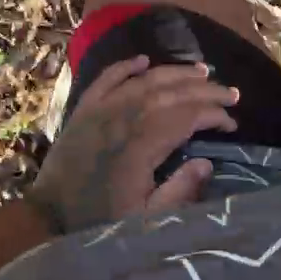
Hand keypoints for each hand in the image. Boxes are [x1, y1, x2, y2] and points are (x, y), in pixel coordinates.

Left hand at [28, 56, 237, 230]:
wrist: (48, 216)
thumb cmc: (100, 220)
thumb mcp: (145, 219)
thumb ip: (179, 192)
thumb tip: (207, 163)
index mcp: (141, 147)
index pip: (187, 118)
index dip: (214, 116)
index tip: (232, 124)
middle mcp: (123, 120)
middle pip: (172, 93)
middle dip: (206, 91)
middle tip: (232, 93)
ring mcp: (101, 110)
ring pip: (146, 80)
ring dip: (177, 73)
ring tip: (204, 72)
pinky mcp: (85, 109)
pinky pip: (107, 78)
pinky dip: (126, 66)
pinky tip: (145, 60)